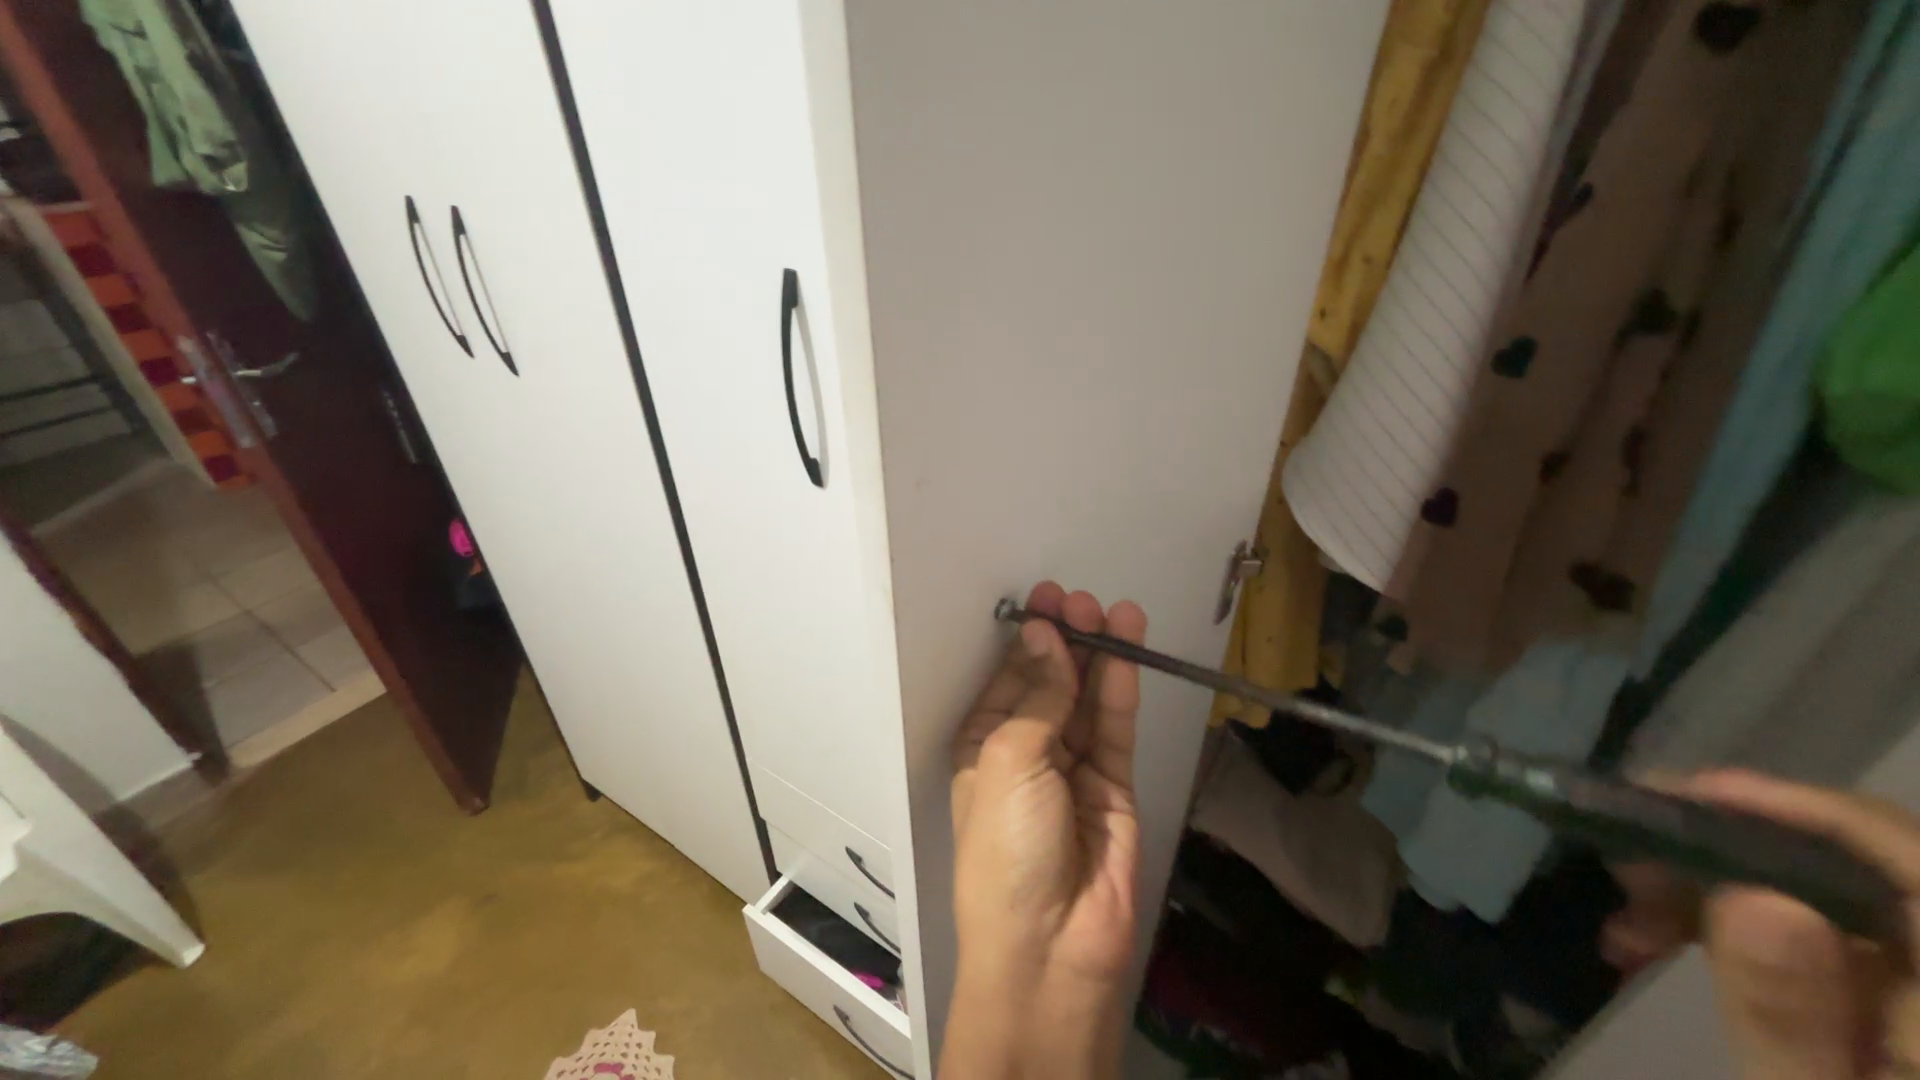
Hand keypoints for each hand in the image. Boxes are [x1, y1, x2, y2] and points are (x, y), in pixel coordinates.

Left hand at [943, 582, 1144, 1078]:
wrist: (1053, 946)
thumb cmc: (1008, 848)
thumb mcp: (1009, 762)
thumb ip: (1037, 697)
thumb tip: (1044, 634)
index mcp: (983, 746)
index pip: (1007, 680)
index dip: (1026, 641)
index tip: (1045, 600)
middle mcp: (1025, 753)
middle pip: (1048, 684)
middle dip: (1064, 641)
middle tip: (1080, 600)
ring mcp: (1070, 770)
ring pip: (1084, 701)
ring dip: (1097, 657)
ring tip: (1111, 610)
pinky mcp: (1111, 787)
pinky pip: (1113, 729)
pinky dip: (1119, 690)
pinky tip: (1125, 651)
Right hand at [1617, 771, 1919, 1079]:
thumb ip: (1794, 1023)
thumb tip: (1753, 897)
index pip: (1913, 863)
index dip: (1803, 809)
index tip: (1679, 795)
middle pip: (1865, 868)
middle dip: (1728, 851)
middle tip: (1622, 863)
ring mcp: (1915, 987)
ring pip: (1822, 892)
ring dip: (1710, 887)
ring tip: (1624, 921)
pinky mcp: (1885, 1001)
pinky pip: (1805, 929)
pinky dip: (1723, 922)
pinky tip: (1652, 939)